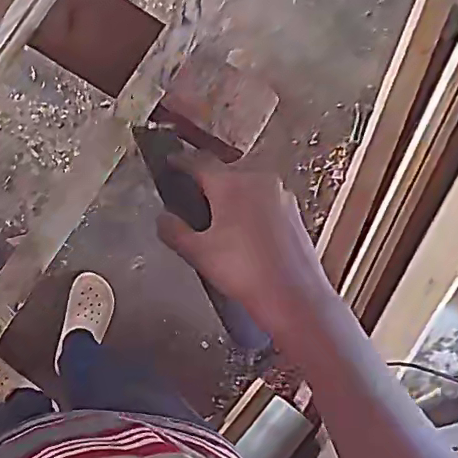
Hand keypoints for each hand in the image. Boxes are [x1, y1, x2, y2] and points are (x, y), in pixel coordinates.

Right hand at [155, 152, 329, 323]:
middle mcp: (260, 182)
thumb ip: (173, 231)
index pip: (199, 162)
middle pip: (226, 172)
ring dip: (229, 196)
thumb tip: (163, 219)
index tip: (171, 161)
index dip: (180, 161)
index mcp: (232, 185)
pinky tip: (240, 236)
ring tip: (215, 222)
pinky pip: (263, 202)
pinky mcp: (293, 214)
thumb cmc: (244, 272)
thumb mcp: (196, 252)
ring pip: (246, 186)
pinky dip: (248, 210)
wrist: (292, 296)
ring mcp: (281, 197)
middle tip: (190, 197)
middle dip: (206, 181)